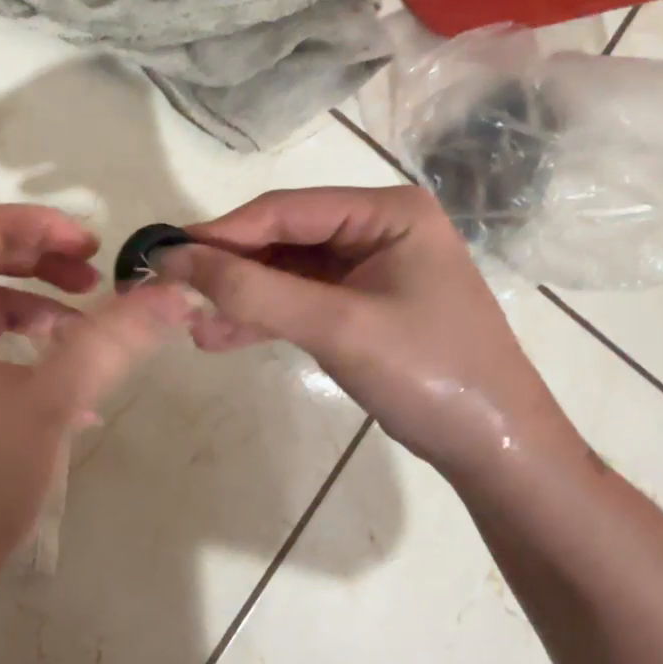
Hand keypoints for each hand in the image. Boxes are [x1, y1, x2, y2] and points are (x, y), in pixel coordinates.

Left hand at [0, 205, 194, 593]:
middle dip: (39, 262)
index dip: (43, 226)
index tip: (96, 247)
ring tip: (81, 332)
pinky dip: (11, 343)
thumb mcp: (52, 403)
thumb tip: (172, 292)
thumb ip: (111, 340)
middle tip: (93, 279)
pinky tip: (58, 378)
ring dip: (29, 304)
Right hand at [150, 186, 584, 481]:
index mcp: (387, 212)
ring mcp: (367, 267)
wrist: (499, 453)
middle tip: (169, 291)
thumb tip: (169, 260)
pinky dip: (259, 316)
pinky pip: (296, 299)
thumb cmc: (431, 375)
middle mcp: (376, 228)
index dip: (220, 233)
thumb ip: (251, 290)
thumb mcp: (336, 327)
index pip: (284, 210)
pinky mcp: (358, 304)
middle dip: (226, 269)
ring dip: (236, 297)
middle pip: (279, 238)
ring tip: (187, 322)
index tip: (163, 256)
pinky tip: (217, 336)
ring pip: (281, 271)